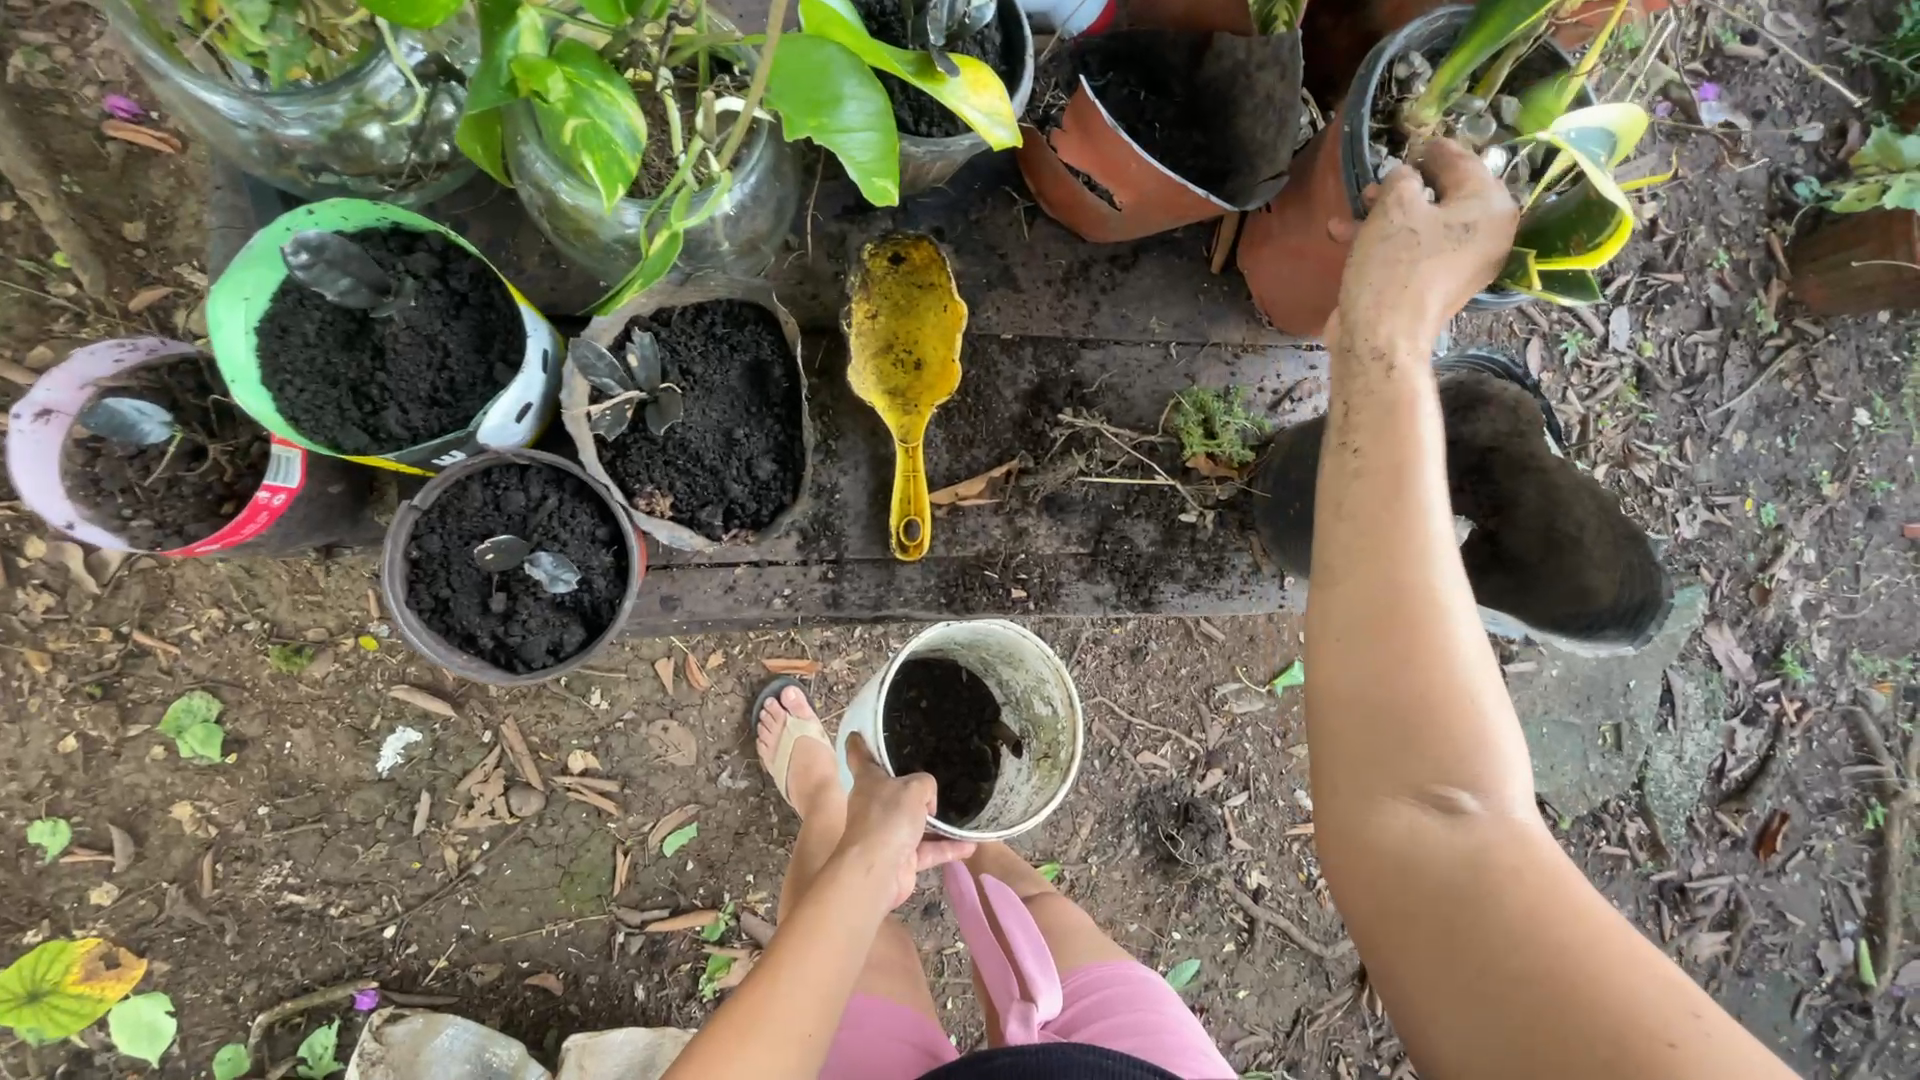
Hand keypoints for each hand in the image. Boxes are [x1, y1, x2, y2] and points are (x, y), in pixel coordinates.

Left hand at [830, 732, 975, 912]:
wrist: (877, 870)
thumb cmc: (888, 818)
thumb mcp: (914, 787)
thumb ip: (925, 784)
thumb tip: (927, 802)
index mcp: (869, 780)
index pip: (859, 755)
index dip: (859, 742)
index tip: (859, 732)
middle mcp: (875, 804)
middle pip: (892, 789)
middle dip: (911, 785)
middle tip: (935, 775)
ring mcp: (888, 833)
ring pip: (916, 822)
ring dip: (938, 823)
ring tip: (962, 814)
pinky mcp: (902, 858)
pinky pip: (929, 849)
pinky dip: (948, 848)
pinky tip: (971, 845)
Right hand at [1328, 137, 1517, 348]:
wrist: (1382, 336)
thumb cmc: (1395, 265)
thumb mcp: (1394, 208)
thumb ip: (1400, 180)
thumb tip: (1403, 178)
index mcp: (1490, 207)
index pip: (1462, 162)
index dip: (1432, 151)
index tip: (1412, 143)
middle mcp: (1486, 234)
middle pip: (1442, 197)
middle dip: (1400, 191)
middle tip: (1370, 187)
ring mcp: (1461, 264)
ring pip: (1422, 226)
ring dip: (1382, 217)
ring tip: (1348, 215)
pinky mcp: (1434, 285)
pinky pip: (1414, 251)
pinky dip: (1385, 242)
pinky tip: (1348, 238)